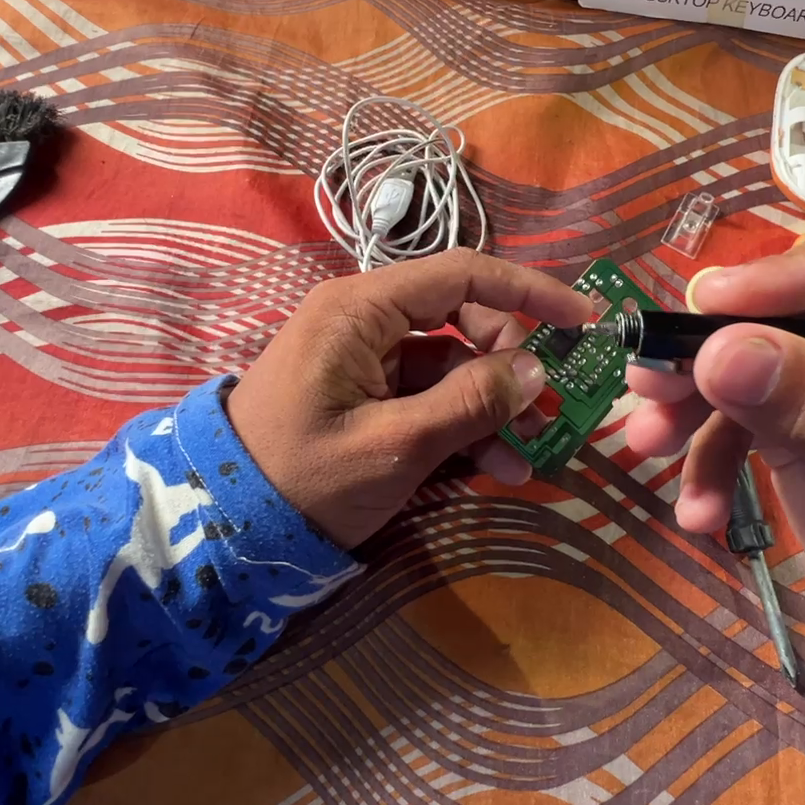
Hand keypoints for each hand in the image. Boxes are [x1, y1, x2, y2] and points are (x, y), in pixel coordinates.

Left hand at [227, 250, 593, 549]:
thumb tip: (536, 370)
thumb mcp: (394, 446)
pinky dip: (463, 424)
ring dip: (493, 405)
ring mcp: (365, 358)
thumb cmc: (303, 479)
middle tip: (550, 406)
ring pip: (451, 364)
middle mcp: (365, 320)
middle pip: (463, 318)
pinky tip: (496, 464)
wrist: (222, 530)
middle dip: (511, 363)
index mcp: (361, 309)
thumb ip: (469, 403)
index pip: (462, 274)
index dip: (528, 292)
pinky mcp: (366, 394)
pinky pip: (428, 395)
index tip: (582, 320)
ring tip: (530, 453)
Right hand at [625, 218, 804, 683]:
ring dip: (689, 400)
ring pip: (741, 357)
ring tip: (649, 440)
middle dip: (711, 344)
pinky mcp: (791, 422)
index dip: (787, 274)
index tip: (709, 305)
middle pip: (782, 304)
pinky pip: (731, 419)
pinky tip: (699, 510)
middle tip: (653, 376)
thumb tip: (722, 352)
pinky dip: (704, 458)